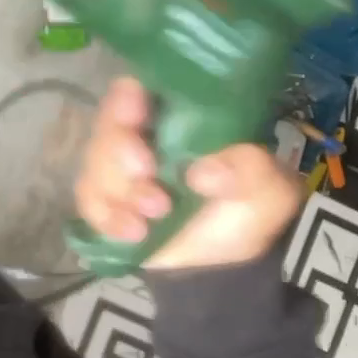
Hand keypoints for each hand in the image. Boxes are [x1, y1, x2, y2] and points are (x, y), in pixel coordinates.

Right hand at [73, 78, 302, 269]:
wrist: (230, 266)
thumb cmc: (247, 210)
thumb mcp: (268, 186)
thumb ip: (248, 168)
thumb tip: (202, 172)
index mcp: (175, 119)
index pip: (136, 91)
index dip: (127, 97)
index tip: (136, 114)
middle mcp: (139, 138)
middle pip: (107, 127)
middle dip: (120, 150)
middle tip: (146, 172)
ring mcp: (116, 172)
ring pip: (94, 165)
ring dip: (121, 189)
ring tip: (156, 214)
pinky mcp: (104, 204)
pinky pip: (89, 202)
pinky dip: (108, 217)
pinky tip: (135, 232)